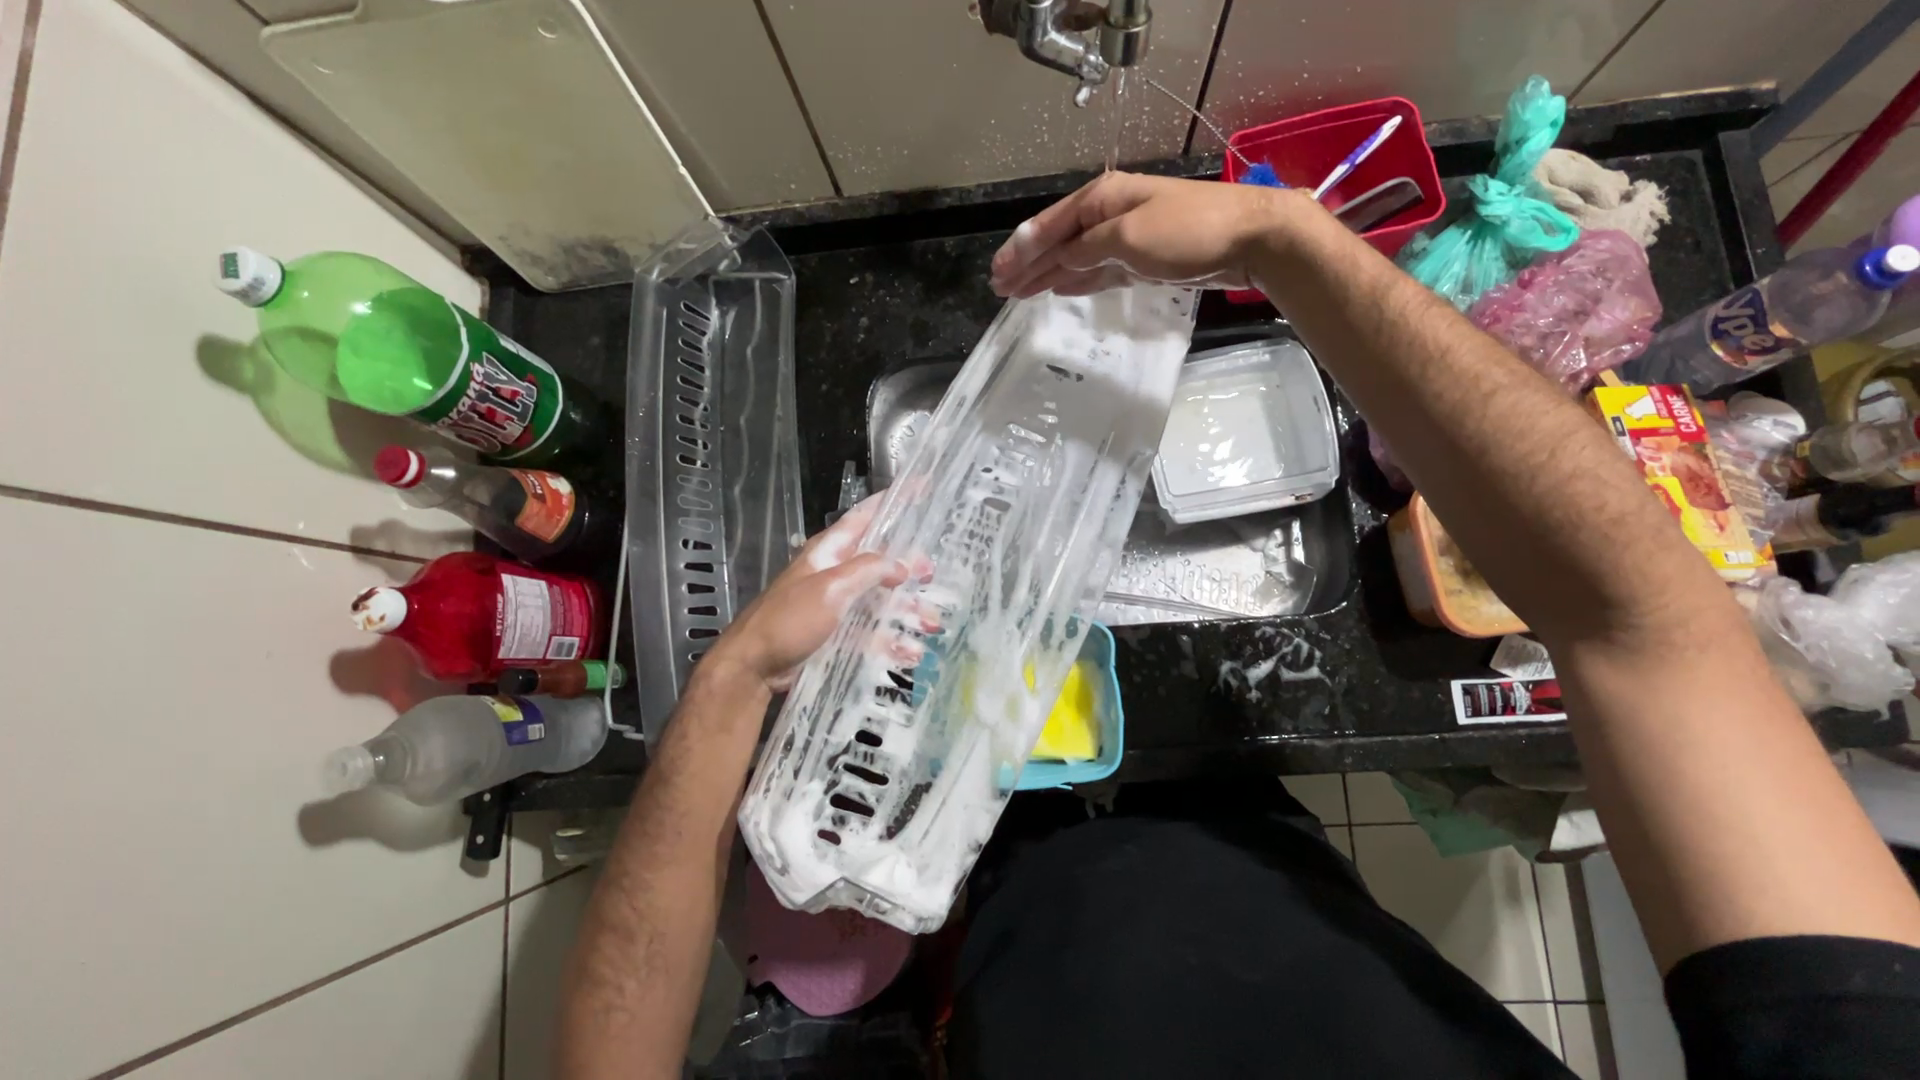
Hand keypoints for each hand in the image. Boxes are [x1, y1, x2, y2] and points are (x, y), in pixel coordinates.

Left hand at [702, 495, 912, 692]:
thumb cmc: (789, 621)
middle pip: (882, 562)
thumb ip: (867, 570)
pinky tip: (911, 652)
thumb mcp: (830, 589)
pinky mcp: (840, 635)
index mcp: (830, 553)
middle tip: (933, 576)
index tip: (922, 486)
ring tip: (931, 625)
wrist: (754, 667)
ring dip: (908, 611)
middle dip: (910, 569)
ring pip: (883, 600)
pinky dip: (894, 641)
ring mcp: (838, 605)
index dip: (892, 501)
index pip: (865, 516)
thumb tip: (901, 565)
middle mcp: (836, 574)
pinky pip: (874, 633)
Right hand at [989, 171, 1303, 297]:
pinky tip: (1059, 289)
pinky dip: (1076, 281)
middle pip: (1059, 242)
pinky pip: (1098, 272)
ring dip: (1047, 275)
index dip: (1021, 250)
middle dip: (1028, 264)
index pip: (1051, 225)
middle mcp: (1110, 214)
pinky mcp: (1144, 261)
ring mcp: (1127, 238)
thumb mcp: (1129, 238)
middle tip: (999, 287)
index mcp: (1103, 199)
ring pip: (1076, 259)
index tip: (997, 272)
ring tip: (1019, 292)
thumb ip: (1088, 250)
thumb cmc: (1189, 231)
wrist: (1250, 239)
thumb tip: (1059, 261)